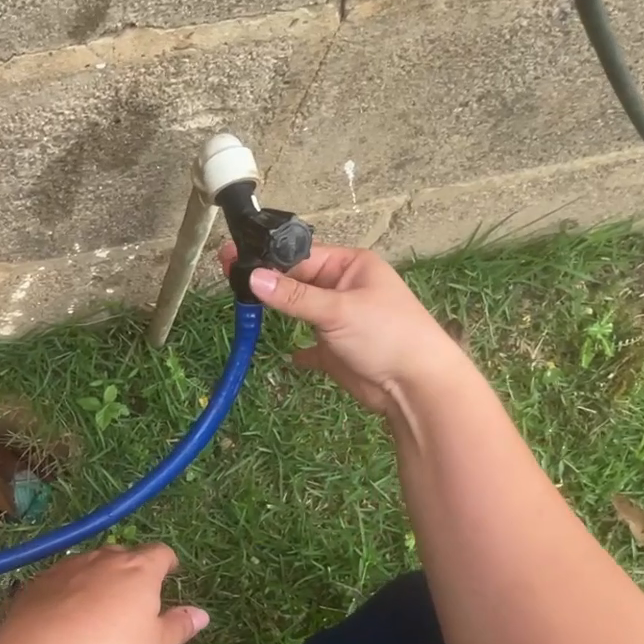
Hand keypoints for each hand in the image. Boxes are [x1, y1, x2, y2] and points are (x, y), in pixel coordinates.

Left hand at [0, 544, 208, 643]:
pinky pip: (60, 579)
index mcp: (139, 570)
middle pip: (122, 553)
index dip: (166, 561)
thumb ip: (179, 626)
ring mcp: (66, 567)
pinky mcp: (37, 582)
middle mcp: (103, 559)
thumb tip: (201, 613)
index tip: (169, 572)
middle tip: (133, 592)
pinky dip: (67, 590)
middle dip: (131, 568)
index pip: (159, 553)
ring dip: (97, 576)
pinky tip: (63, 615)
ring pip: (88, 563)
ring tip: (98, 603)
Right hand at [220, 242, 471, 415]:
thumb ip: (292, 296)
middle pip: (296, 281)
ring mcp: (338, 319)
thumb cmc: (385, 335)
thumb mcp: (337, 310)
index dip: (267, 259)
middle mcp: (342, 288)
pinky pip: (308, 344)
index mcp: (350, 266)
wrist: (415, 386)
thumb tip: (252, 277)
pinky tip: (283, 352)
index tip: (232, 258)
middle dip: (268, 282)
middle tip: (228, 277)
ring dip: (278, 310)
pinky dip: (296, 348)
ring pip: (299, 310)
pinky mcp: (335, 349)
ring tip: (242, 304)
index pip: (300, 256)